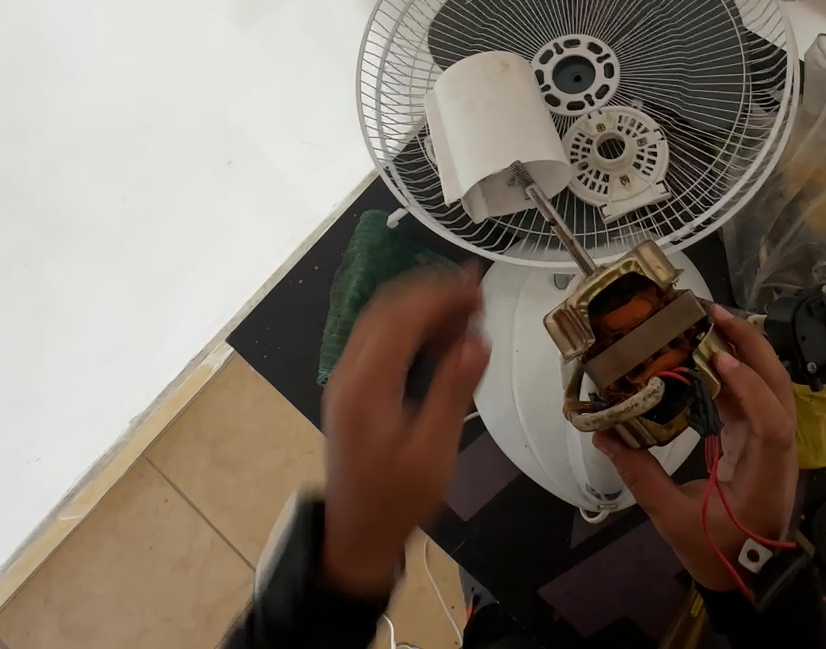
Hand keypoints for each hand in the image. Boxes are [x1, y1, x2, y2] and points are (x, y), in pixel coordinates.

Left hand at [319, 261, 488, 598]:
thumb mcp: (434, 453)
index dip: (440, 295)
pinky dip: (412, 323)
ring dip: (423, 305)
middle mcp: (350, 372)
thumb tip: (478, 341)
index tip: (477, 288)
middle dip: (433, 292)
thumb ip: (453, 392)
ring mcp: (347, 376)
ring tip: (467, 309)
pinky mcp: (354, 384)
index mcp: (366, 387)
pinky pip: (380, 336)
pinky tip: (443, 332)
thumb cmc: (399, 499)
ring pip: (382, 318)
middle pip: (388, 309)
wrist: (357, 536)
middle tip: (477, 294)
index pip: (401, 319)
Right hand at [593, 305, 797, 591]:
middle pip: (779, 387)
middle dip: (752, 345)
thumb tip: (603, 434)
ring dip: (746, 350)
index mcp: (766, 471)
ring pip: (771, 385)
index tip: (719, 361)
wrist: (752, 583)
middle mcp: (778, 449)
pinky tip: (708, 353)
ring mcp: (772, 443)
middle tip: (714, 313)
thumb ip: (639, 475)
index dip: (750, 387)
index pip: (771, 421)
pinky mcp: (759, 440)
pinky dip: (735, 370)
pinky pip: (754, 396)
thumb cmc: (720, 554)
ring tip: (712, 321)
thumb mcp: (674, 520)